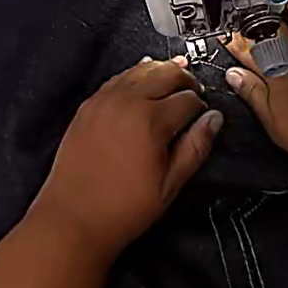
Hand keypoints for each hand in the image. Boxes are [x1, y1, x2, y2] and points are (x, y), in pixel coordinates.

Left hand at [28, 56, 222, 259]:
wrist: (73, 218)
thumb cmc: (125, 208)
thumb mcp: (170, 184)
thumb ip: (196, 147)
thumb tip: (215, 118)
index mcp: (151, 120)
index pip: (187, 99)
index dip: (201, 104)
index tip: (204, 113)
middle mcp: (129, 101)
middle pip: (166, 74)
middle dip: (185, 79)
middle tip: (195, 89)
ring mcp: (106, 98)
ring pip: (141, 69)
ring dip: (162, 70)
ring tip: (175, 75)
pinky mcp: (90, 103)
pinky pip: (118, 77)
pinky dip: (136, 74)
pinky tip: (143, 77)